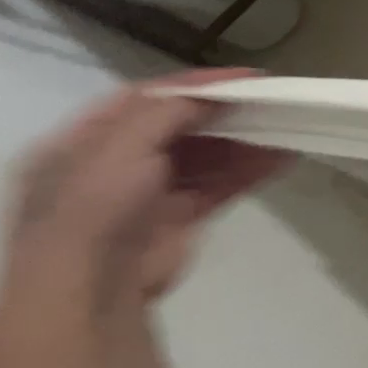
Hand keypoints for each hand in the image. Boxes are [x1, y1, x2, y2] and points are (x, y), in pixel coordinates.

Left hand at [5, 69, 293, 311]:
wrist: (91, 290)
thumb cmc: (92, 209)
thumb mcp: (120, 147)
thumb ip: (168, 113)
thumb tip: (217, 93)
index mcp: (80, 143)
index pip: (142, 100)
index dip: (194, 85)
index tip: (246, 77)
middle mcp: (109, 164)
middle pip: (177, 126)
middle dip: (225, 114)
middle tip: (271, 101)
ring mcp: (145, 193)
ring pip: (204, 156)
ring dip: (245, 141)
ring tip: (287, 128)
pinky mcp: (178, 217)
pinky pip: (219, 185)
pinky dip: (250, 170)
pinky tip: (284, 157)